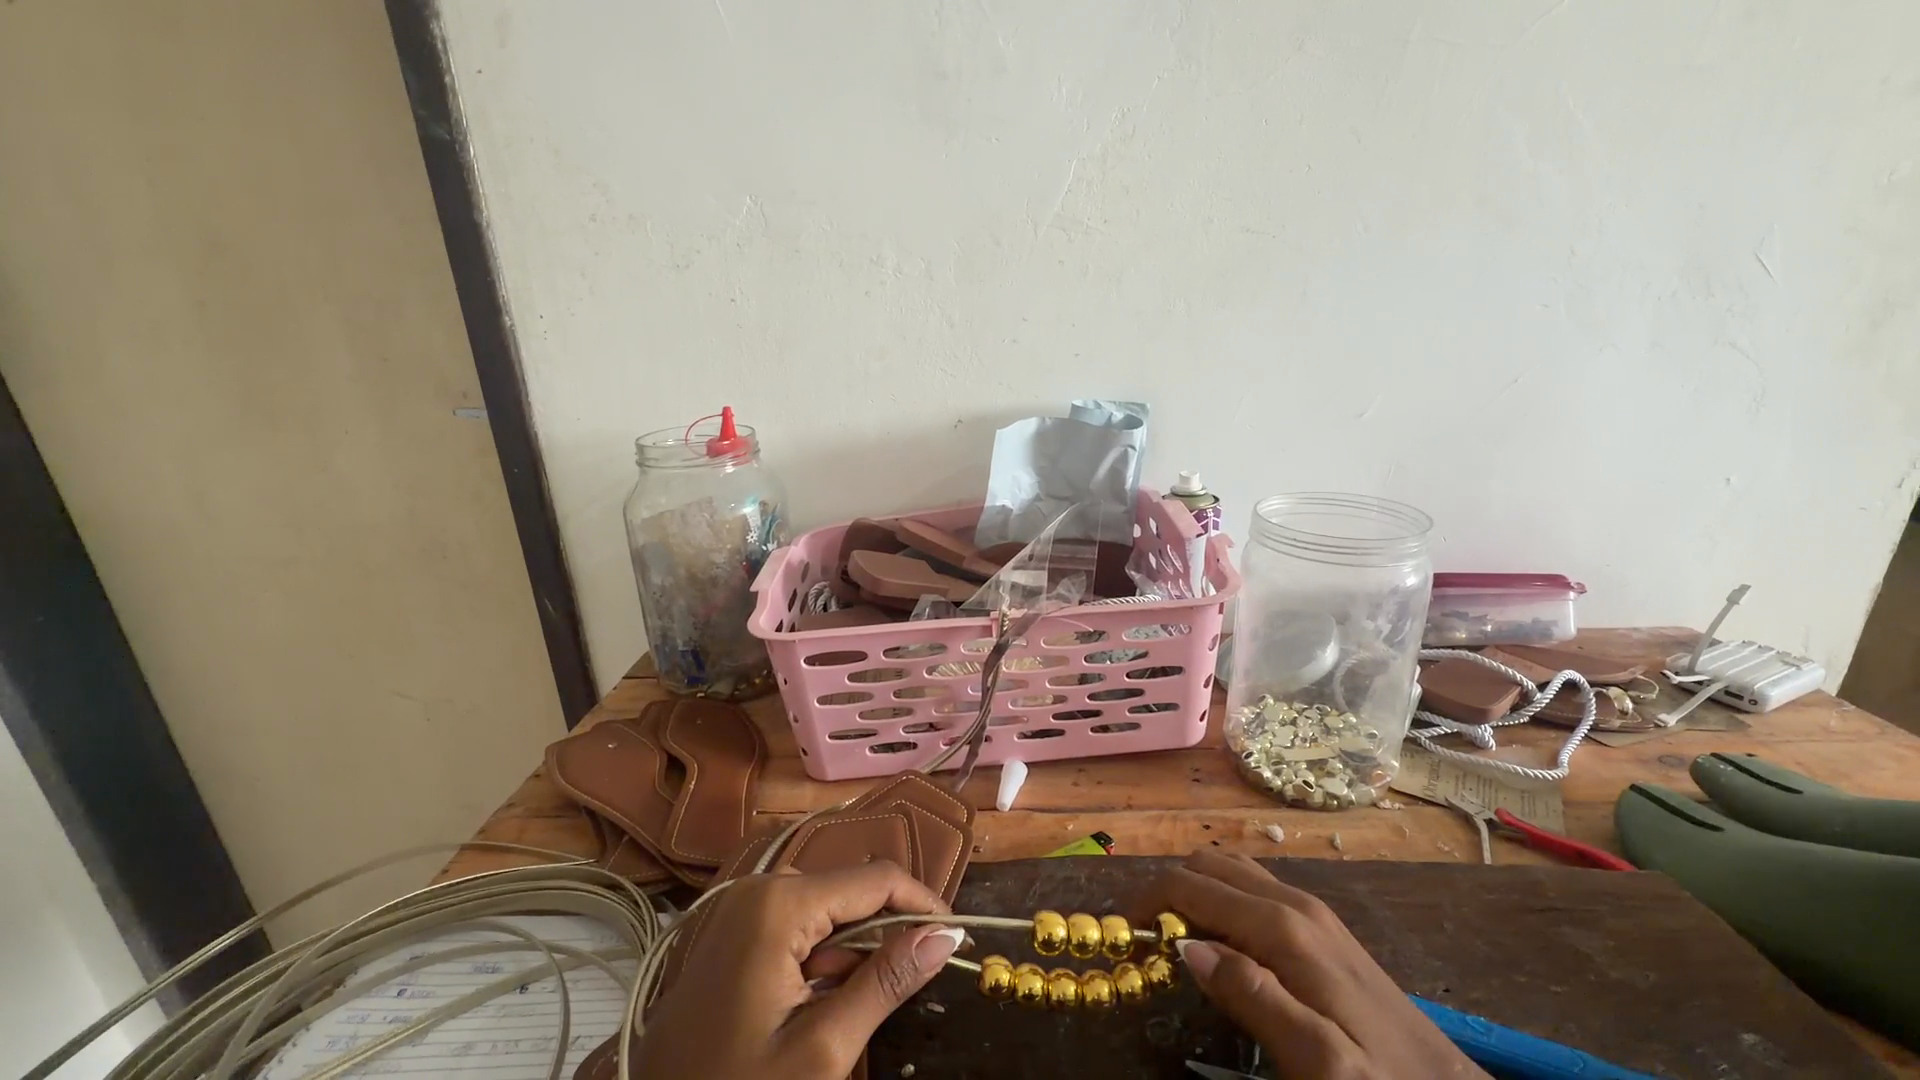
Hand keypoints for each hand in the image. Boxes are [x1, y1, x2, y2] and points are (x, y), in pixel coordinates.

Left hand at [635, 863, 961, 1079]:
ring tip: (850, 1008)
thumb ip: (887, 981)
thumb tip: (945, 934)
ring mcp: (737, 909)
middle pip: (850, 890)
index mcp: (779, 903)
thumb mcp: (821, 1049)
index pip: (877, 878)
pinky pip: (795, 926)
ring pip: (826, 910)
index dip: (924, 904)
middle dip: (885, 930)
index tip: (959, 940)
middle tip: (906, 985)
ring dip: (853, 949)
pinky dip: (821, 956)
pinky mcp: (730, 932)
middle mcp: (756, 888)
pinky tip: (818, 1002)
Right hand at [1152, 852, 1487, 1079]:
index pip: (1193, 885)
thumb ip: (1253, 998)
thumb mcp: (1318, 1061)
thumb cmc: (1380, 1079)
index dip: (1149, 901)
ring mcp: (1310, 911)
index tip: (1124, 934)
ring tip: (1172, 938)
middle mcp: (1294, 903)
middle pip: (1208, 865)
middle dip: (1166, 890)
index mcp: (1284, 927)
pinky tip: (1218, 942)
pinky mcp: (1320, 927)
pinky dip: (1219, 899)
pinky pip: (1252, 889)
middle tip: (1144, 939)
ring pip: (1231, 870)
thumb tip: (1187, 949)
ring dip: (1193, 891)